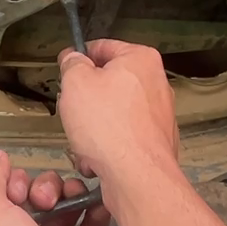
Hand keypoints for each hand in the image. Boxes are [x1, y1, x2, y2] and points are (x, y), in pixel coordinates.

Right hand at [56, 39, 179, 209]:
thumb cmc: (112, 129)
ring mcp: (158, 115)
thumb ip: (72, 64)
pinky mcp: (155, 142)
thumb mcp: (75, 82)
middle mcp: (156, 84)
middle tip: (74, 107)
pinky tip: (98, 156)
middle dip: (87, 98)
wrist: (137, 178)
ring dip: (94, 125)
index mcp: (141, 59)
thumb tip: (72, 60)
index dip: (79, 57)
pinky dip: (108, 145)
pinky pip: (123, 137)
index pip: (103, 47)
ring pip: (114, 112)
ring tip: (85, 137)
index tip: (67, 66)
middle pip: (109, 82)